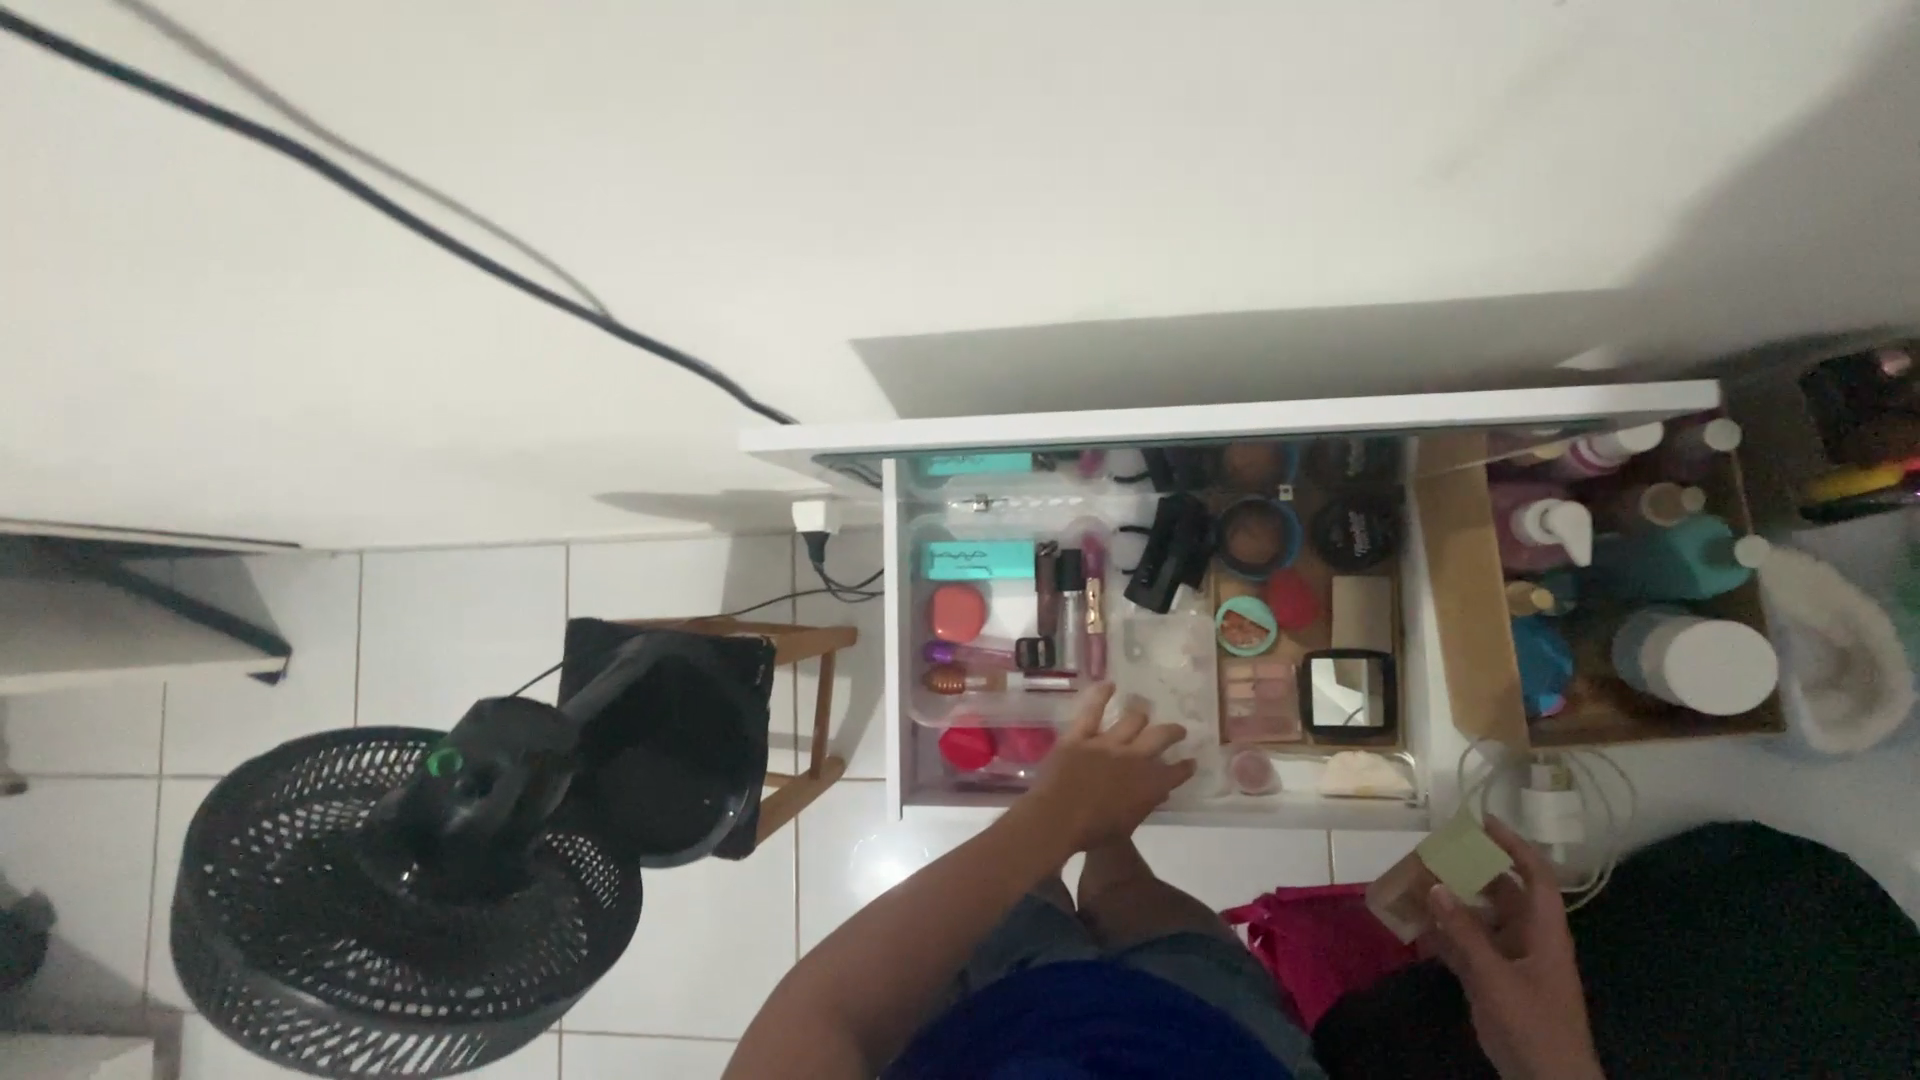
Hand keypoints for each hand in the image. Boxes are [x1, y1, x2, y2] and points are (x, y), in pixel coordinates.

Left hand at [1015, 684, 1195, 853]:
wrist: (1057, 818)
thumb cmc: (1092, 832)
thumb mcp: (1126, 825)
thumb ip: (1143, 805)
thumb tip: (1157, 793)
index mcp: (1147, 786)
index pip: (1175, 773)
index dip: (1185, 767)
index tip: (1191, 762)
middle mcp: (1133, 759)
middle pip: (1160, 737)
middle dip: (1172, 732)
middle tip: (1177, 729)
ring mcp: (1107, 743)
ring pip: (1132, 720)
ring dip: (1141, 715)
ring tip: (1144, 710)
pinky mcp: (1080, 735)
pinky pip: (1092, 710)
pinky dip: (1101, 694)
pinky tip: (1109, 684)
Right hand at [1420, 816, 1604, 1079]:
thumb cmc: (1534, 1024)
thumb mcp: (1497, 977)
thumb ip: (1464, 932)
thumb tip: (1435, 885)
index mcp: (1544, 934)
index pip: (1535, 877)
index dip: (1514, 846)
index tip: (1483, 822)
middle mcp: (1527, 940)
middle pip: (1500, 893)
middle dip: (1469, 871)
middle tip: (1433, 852)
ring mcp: (1508, 961)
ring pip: (1477, 918)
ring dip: (1448, 902)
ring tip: (1414, 882)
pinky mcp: (1491, 981)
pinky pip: (1463, 946)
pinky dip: (1441, 934)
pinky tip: (1413, 925)